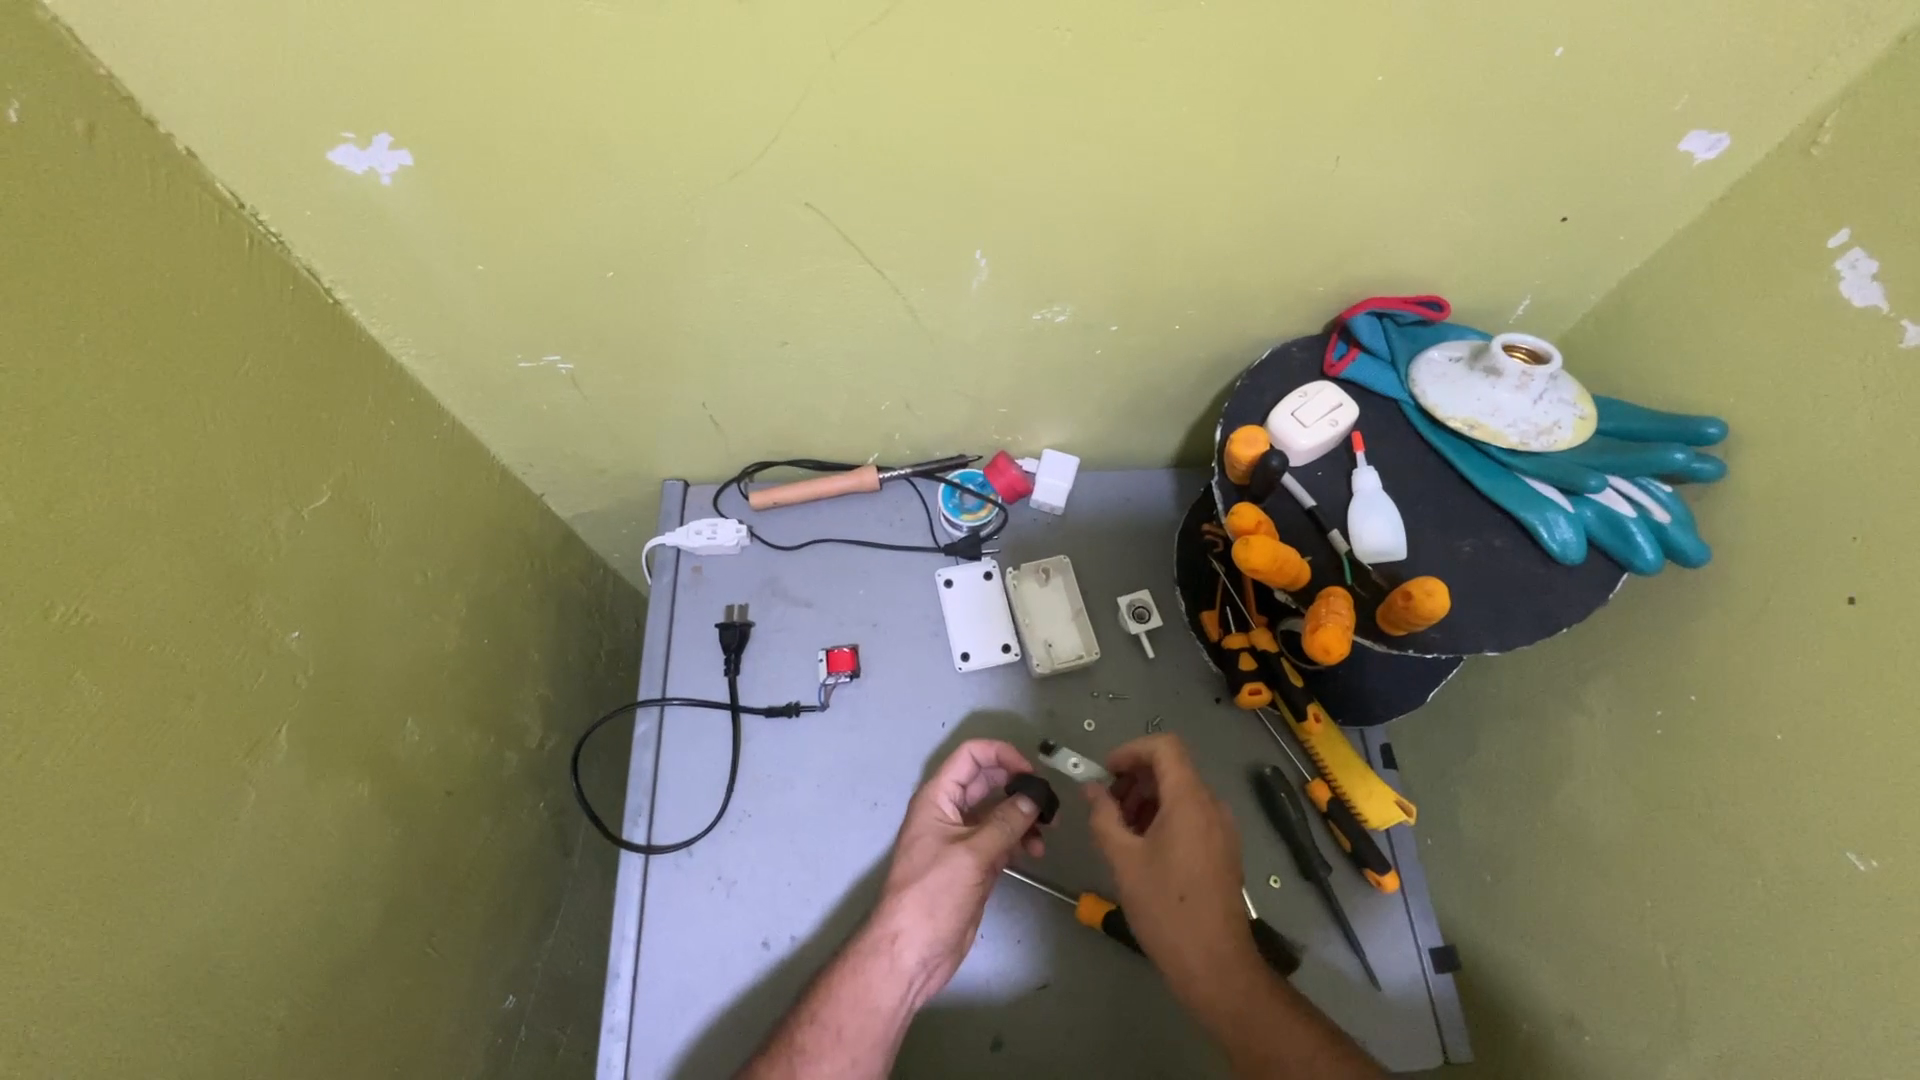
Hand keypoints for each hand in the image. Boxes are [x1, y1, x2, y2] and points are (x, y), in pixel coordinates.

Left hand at [864, 739, 1046, 1007]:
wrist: (912, 951)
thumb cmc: (933, 895)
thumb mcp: (972, 854)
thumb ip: (1006, 822)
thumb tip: (1034, 797)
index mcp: (938, 798)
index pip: (970, 756)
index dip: (1001, 754)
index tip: (1031, 772)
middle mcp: (949, 812)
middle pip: (987, 781)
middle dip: (1018, 786)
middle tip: (1049, 802)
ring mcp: (962, 839)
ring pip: (997, 812)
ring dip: (1023, 816)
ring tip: (1047, 831)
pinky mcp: (974, 864)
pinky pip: (1001, 839)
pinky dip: (1019, 840)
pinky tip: (1034, 850)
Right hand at [1084, 735, 1255, 1006]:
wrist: (1215, 965)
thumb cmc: (1165, 908)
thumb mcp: (1122, 859)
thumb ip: (1103, 816)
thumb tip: (1092, 789)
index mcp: (1189, 800)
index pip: (1164, 747)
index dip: (1131, 751)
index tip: (1106, 773)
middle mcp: (1212, 806)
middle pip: (1172, 768)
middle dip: (1135, 778)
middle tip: (1107, 807)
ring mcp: (1222, 829)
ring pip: (1181, 792)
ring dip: (1147, 799)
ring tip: (1121, 831)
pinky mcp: (1224, 850)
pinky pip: (1192, 815)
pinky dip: (1164, 817)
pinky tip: (1144, 849)